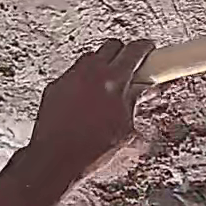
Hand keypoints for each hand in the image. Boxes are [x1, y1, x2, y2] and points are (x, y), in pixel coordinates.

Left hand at [26, 38, 155, 181]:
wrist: (56, 159)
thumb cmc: (91, 149)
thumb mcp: (125, 128)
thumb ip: (136, 102)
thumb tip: (146, 90)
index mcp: (113, 80)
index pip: (133, 51)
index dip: (144, 48)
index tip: (149, 49)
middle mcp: (90, 72)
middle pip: (112, 46)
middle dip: (123, 53)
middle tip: (130, 68)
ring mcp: (71, 76)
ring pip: (91, 57)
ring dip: (102, 65)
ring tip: (107, 86)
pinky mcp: (56, 85)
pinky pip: (73, 72)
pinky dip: (83, 79)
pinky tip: (86, 99)